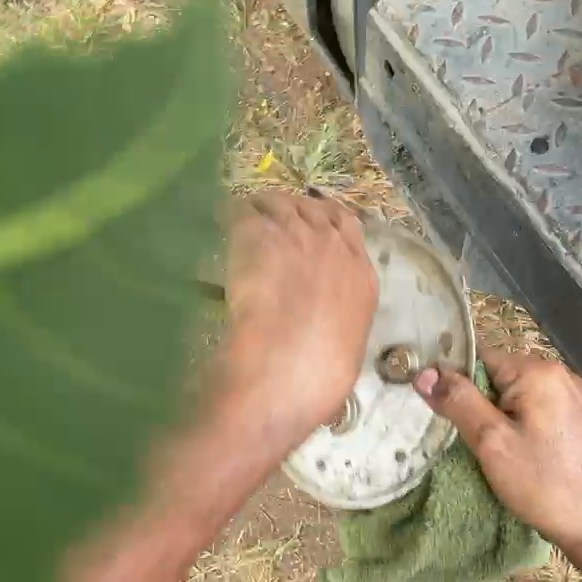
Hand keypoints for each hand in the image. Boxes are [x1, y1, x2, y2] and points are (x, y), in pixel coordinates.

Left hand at [215, 192, 377, 451]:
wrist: (284, 368)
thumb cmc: (319, 378)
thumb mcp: (344, 351)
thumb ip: (337, 328)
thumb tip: (324, 337)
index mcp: (360, 277)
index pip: (348, 228)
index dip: (326, 225)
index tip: (310, 233)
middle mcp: (332, 246)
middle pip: (313, 208)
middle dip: (295, 212)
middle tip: (274, 224)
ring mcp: (295, 235)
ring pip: (278, 202)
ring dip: (262, 210)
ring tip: (245, 223)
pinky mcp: (256, 234)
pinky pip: (242, 210)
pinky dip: (232, 215)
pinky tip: (221, 226)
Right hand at [413, 348, 581, 571]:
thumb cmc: (544, 484)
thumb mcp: (492, 442)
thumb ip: (458, 402)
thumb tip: (424, 373)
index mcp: (537, 371)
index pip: (478, 356)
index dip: (452, 380)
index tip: (438, 409)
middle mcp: (559, 374)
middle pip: (496, 374)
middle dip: (475, 401)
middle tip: (466, 438)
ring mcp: (572, 397)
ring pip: (514, 395)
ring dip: (495, 416)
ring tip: (490, 450)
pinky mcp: (578, 419)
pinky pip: (534, 409)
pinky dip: (516, 425)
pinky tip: (516, 454)